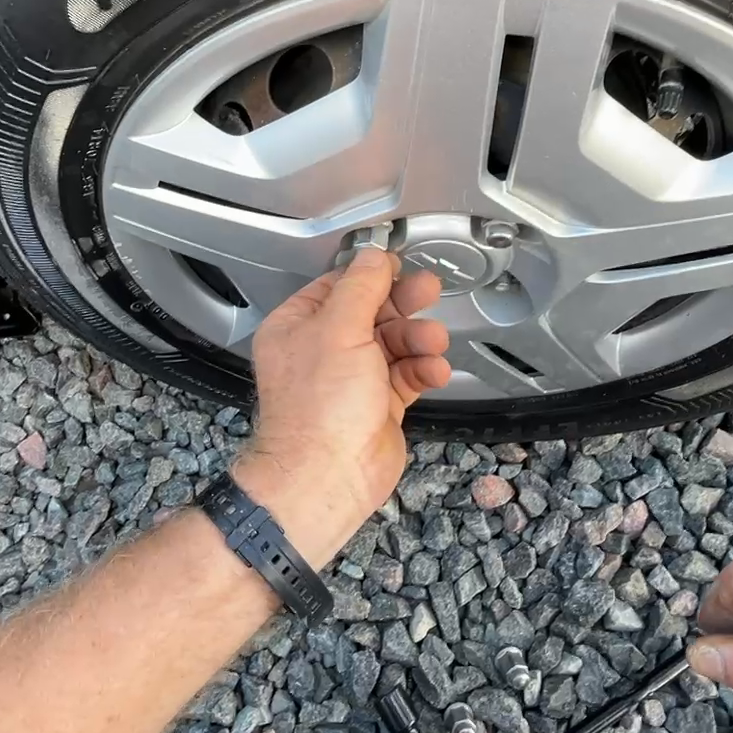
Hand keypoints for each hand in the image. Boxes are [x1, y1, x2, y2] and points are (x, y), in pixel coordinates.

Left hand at [235, 247, 450, 565]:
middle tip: (427, 291)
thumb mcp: (339, 329)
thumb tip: (374, 256)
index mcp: (298, 327)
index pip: (338, 287)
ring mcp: (350, 379)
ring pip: (394, 344)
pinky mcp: (376, 405)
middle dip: (402, 304)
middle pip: (371, 312)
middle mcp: (321, 351)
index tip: (399, 267)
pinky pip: (406, 376)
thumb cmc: (319, 408)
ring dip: (418, 339)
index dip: (371, 276)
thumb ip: (360, 287)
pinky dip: (423, 370)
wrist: (329, 476)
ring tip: (432, 342)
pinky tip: (434, 370)